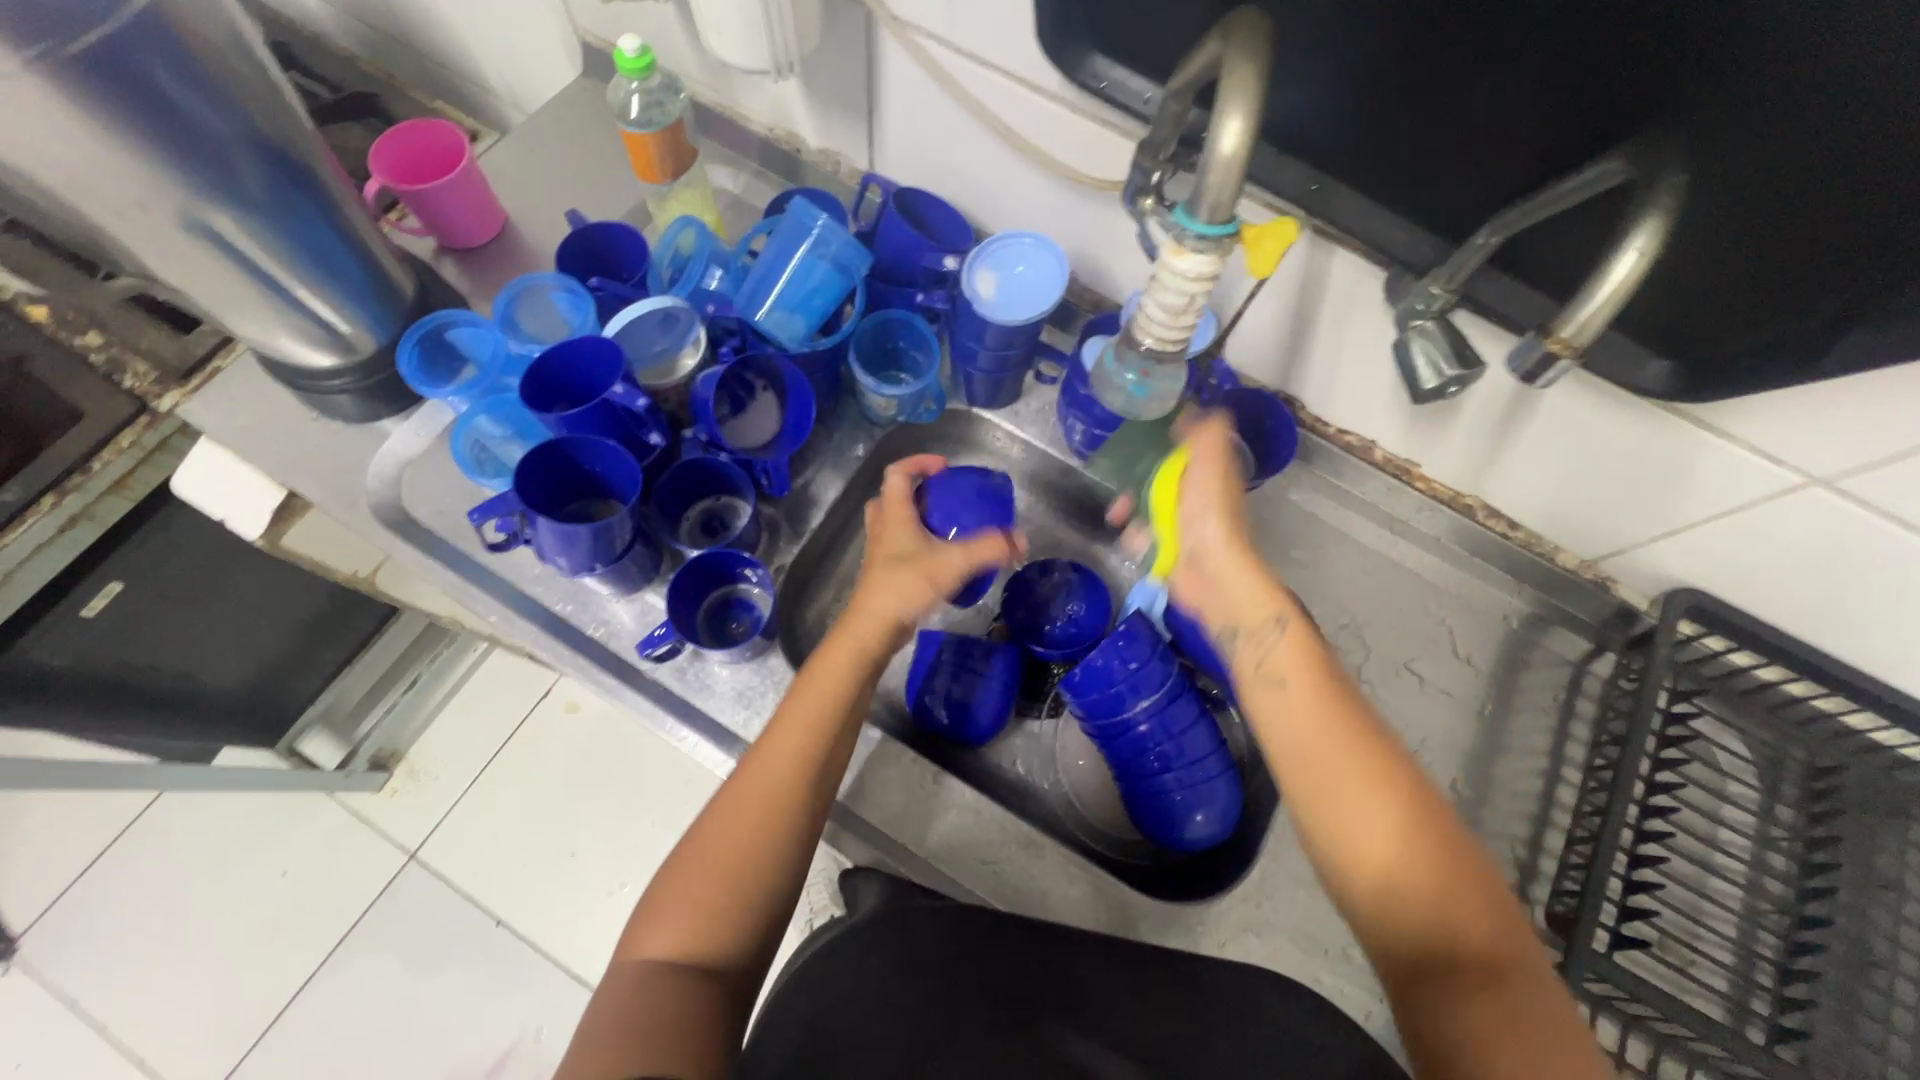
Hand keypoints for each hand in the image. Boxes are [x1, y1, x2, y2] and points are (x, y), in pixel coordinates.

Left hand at [844, 455, 1023, 651]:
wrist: (874, 628)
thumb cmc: (908, 585)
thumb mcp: (955, 563)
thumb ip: (990, 548)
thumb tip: (1020, 540)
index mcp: (894, 514)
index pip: (898, 472)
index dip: (919, 462)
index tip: (945, 468)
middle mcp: (882, 528)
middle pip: (891, 497)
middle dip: (916, 492)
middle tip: (943, 499)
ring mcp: (879, 552)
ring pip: (892, 524)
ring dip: (915, 520)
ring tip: (944, 529)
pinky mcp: (882, 574)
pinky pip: (897, 549)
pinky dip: (916, 547)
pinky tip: (939, 561)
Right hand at [1107, 411, 1285, 631]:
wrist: (1208, 572)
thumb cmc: (1208, 514)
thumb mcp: (1210, 462)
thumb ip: (1205, 433)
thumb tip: (1194, 408)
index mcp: (1209, 475)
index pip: (1183, 453)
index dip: (1162, 447)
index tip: (1137, 443)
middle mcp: (1196, 499)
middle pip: (1157, 483)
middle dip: (1134, 485)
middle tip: (1119, 492)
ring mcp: (1181, 527)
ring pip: (1145, 510)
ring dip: (1129, 513)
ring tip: (1118, 519)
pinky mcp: (1168, 550)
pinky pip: (1142, 538)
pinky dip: (1136, 540)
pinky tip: (1137, 543)